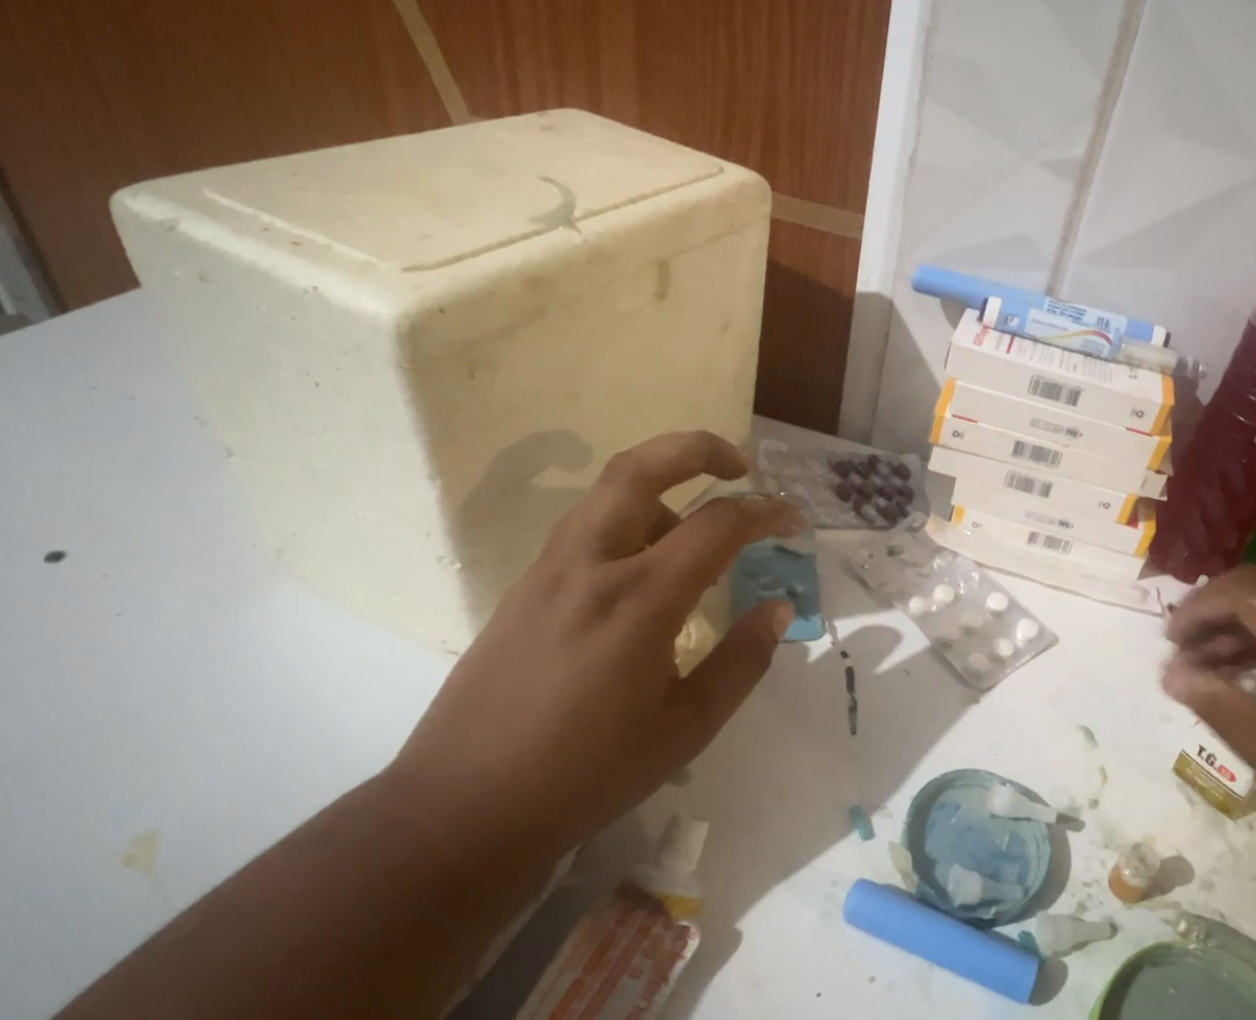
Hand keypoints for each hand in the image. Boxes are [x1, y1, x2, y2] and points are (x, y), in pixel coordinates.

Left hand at [390, 431, 804, 862]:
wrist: (463, 807)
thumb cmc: (588, 774)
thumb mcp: (686, 728)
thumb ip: (741, 662)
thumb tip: (778, 609)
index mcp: (638, 601)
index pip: (715, 526)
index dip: (764, 513)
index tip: (792, 520)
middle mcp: (589, 568)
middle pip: (640, 469)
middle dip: (696, 448)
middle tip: (738, 464)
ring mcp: (547, 573)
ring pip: (606, 493)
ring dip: (660, 484)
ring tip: (695, 524)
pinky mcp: (523, 590)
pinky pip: (584, 529)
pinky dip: (627, 520)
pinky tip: (644, 570)